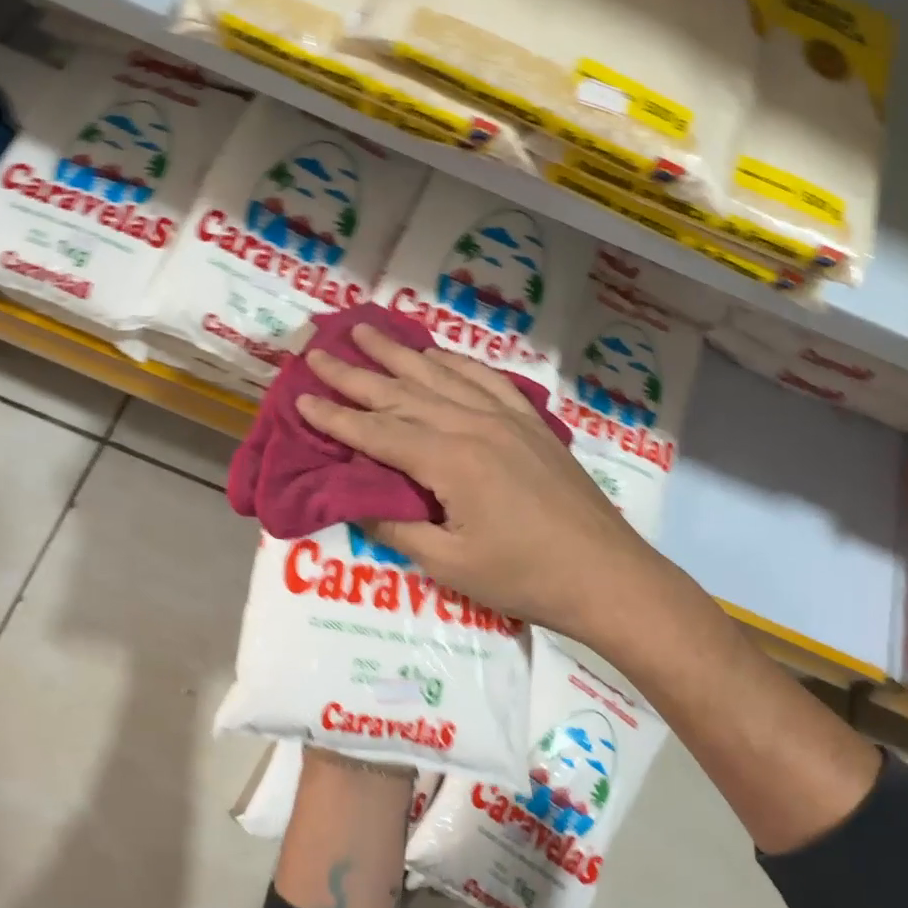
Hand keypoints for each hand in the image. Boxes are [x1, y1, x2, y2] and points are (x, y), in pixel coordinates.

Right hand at [296, 324, 665, 641]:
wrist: (606, 574)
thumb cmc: (525, 576)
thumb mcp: (449, 563)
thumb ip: (397, 528)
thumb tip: (355, 502)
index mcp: (450, 460)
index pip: (378, 432)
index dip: (336, 418)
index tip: (300, 398)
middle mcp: (474, 425)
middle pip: (403, 393)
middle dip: (356, 373)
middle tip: (318, 351)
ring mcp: (507, 419)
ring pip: (442, 376)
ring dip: (400, 354)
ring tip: (367, 331)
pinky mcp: (531, 423)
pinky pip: (486, 379)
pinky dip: (456, 363)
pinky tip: (439, 355)